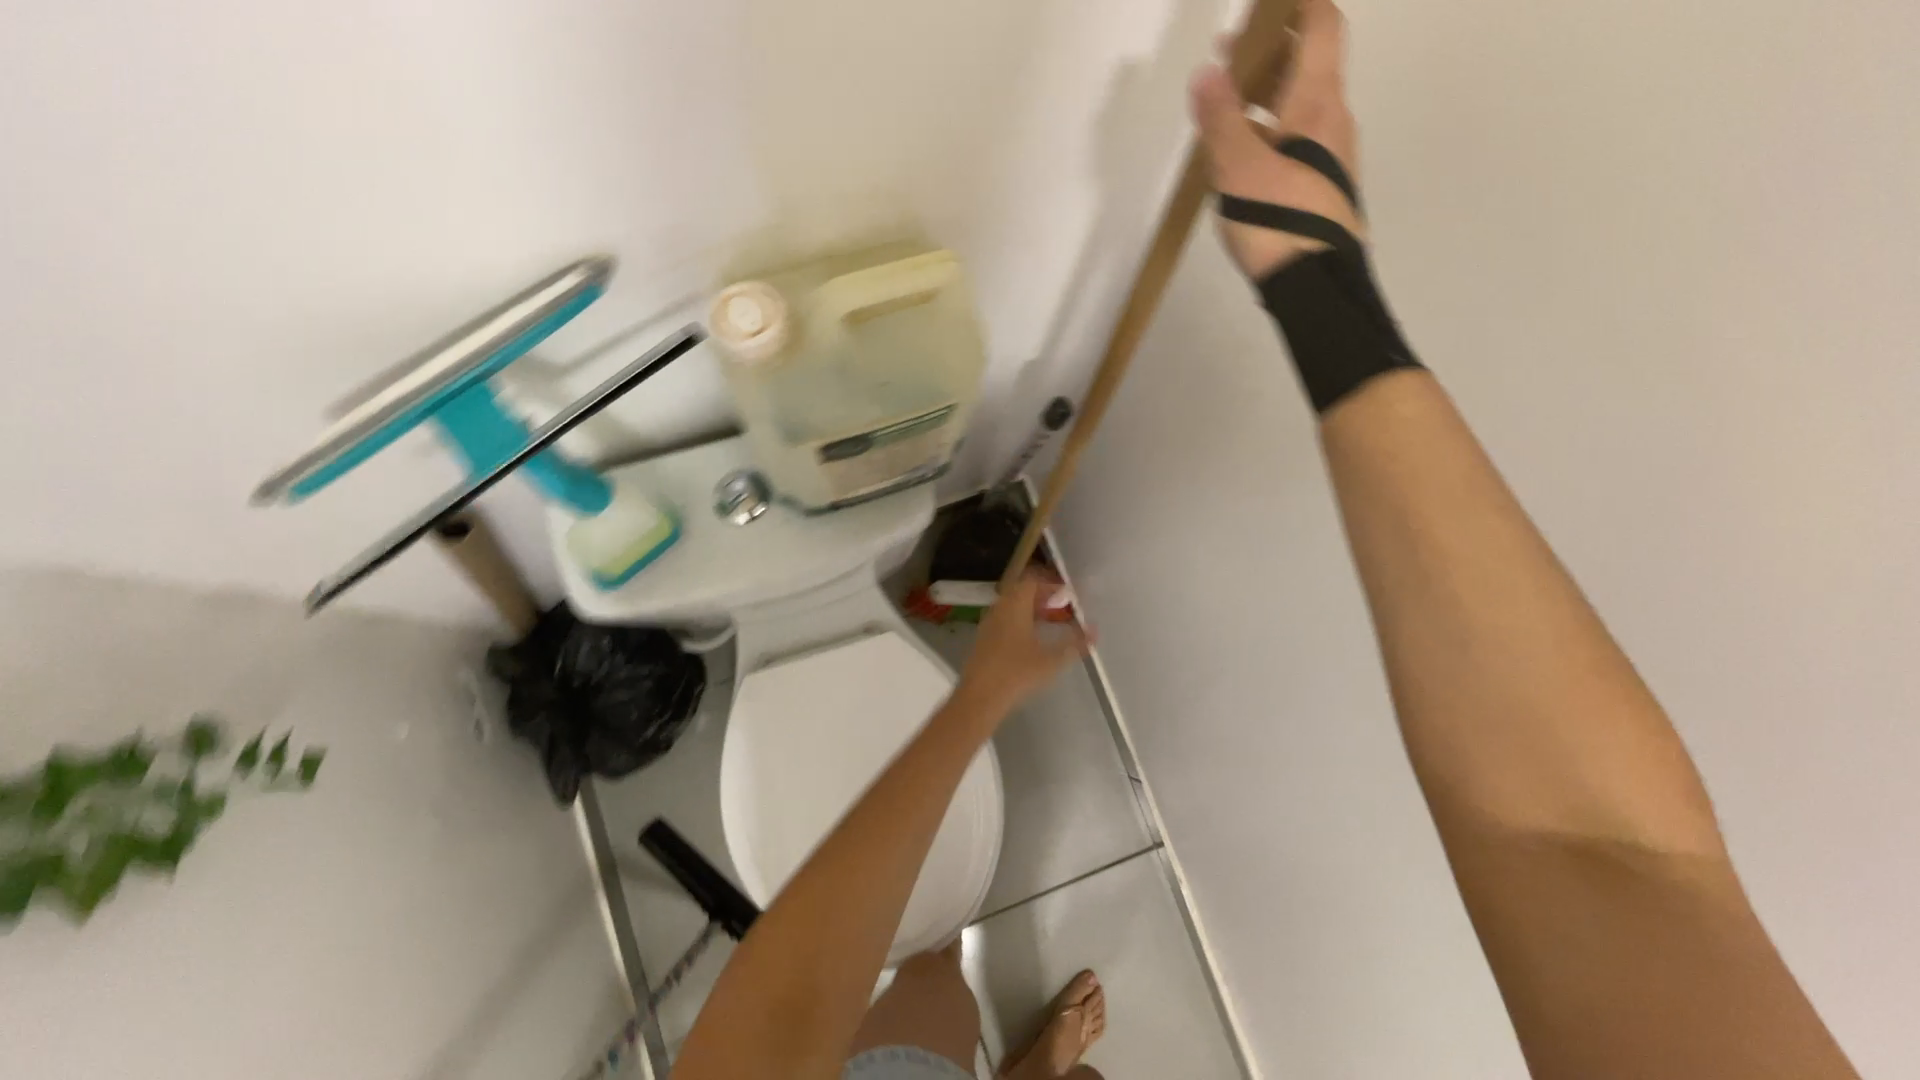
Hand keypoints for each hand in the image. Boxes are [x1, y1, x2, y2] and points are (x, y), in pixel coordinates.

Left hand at [953, 574, 1092, 720]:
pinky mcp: (983, 639)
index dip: (1050, 583)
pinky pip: (1004, 619)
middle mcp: (999, 608)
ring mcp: (988, 623)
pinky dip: (1020, 620)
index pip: (1032, 580)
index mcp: (1015, 605)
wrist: (980, 696)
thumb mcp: (1052, 660)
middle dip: (1042, 595)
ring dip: (1030, 608)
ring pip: (1011, 605)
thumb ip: (1075, 643)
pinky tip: (1031, 639)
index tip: (1067, 594)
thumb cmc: (1018, 673)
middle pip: (1021, 591)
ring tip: (1050, 621)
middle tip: (1062, 605)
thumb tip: (1094, 630)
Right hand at [1192, 0, 1363, 279]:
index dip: (1300, 3)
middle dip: (1269, 49)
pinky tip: (1241, 151)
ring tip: (1224, 103)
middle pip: (1308, 64)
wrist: (1314, 285)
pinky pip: (1297, 137)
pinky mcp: (1322, 185)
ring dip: (1266, 92)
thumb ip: (1220, 118)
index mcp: (1317, 103)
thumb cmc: (1277, 220)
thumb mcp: (1237, 167)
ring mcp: (1331, 155)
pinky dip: (1270, 125)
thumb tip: (1207, 71)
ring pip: (1300, 104)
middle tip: (1227, 52)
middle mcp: (1332, 120)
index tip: (1268, 2)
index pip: (1321, 27)